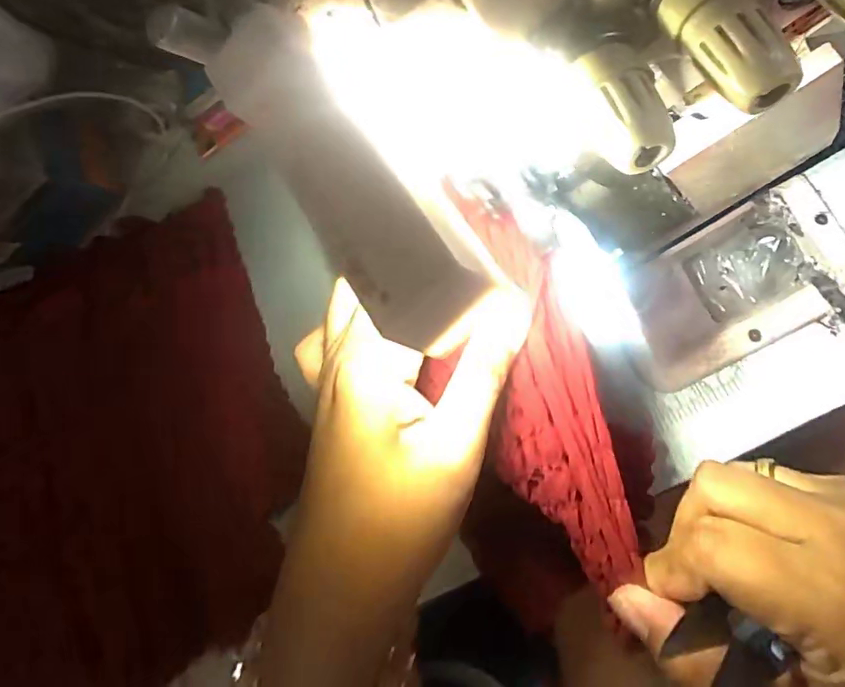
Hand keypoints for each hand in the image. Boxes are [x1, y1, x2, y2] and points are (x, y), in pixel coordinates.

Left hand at [262, 277, 527, 685]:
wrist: (342, 591)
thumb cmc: (400, 519)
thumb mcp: (455, 447)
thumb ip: (483, 371)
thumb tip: (515, 309)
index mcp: (365, 361)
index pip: (408, 285)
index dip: (451, 263)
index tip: (492, 253)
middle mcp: (339, 358)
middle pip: (368, 282)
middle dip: (416, 262)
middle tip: (470, 257)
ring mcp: (329, 379)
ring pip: (351, 305)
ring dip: (393, 286)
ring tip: (442, 279)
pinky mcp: (334, 399)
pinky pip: (344, 336)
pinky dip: (372, 317)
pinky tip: (404, 332)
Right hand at [608, 461, 844, 686]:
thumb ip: (697, 658)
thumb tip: (624, 598)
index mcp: (831, 588)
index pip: (712, 542)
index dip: (673, 573)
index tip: (674, 610)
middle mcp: (840, 518)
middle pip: (715, 483)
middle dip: (686, 532)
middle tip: (700, 589)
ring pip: (739, 472)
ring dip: (717, 517)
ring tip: (736, 573)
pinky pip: (774, 476)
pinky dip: (753, 511)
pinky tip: (777, 557)